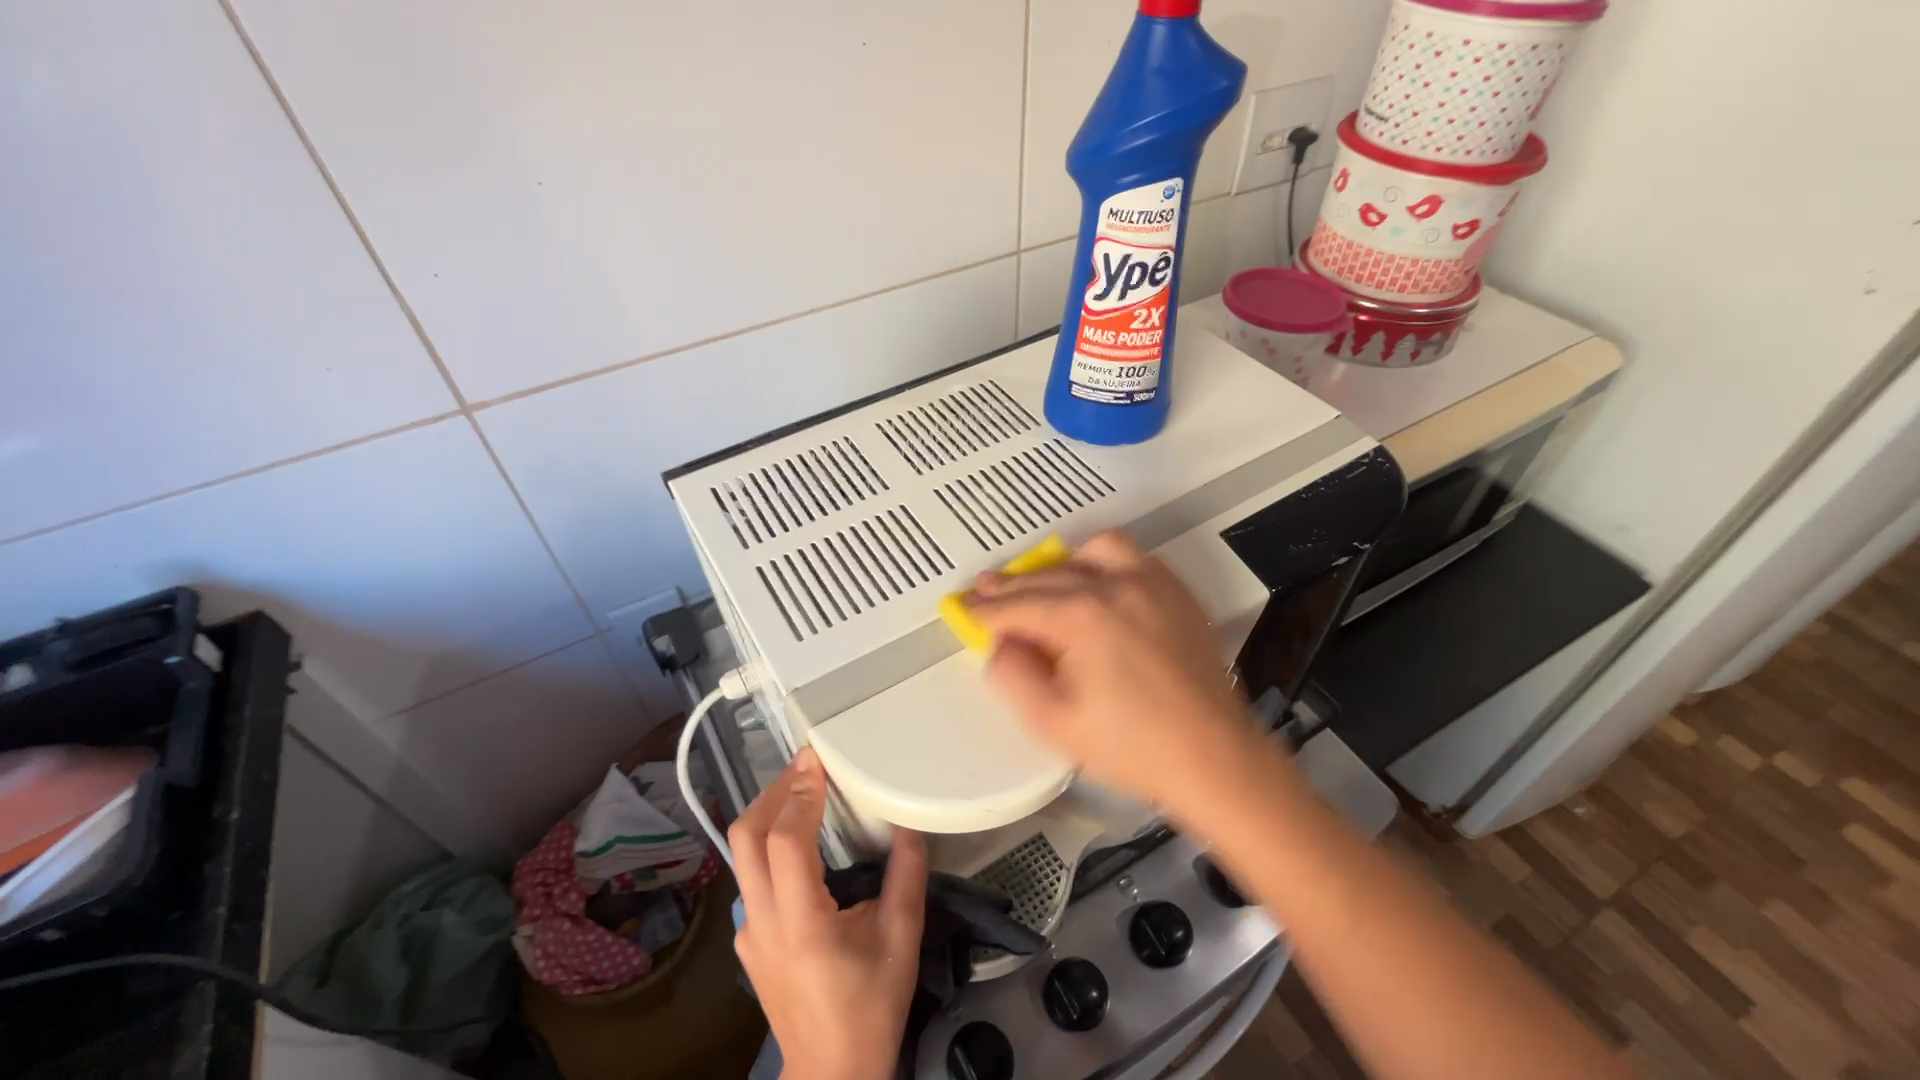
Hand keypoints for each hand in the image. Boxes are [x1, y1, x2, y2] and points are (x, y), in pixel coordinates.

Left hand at [729, 747, 927, 1079]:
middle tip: (805, 768)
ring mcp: (747, 933)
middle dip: (772, 792)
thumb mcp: (901, 940)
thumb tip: (908, 827)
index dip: (799, 794)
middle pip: (745, 837)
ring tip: (803, 794)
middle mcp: (762, 921)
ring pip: (742, 857)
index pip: (786, 840)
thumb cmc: (871, 1008)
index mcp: (801, 921)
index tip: (816, 761)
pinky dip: (768, 848)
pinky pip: (751, 881)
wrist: (831, 1071)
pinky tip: (800, 849)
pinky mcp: (747, 943)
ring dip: (768, 817)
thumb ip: (906, 877)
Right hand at [965, 530, 1271, 812]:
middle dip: (1012, 586)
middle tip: (987, 593)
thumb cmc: (1132, 746)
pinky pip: (1136, 560)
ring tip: (1048, 586)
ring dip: (1064, 565)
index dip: (985, 609)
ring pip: (1096, 550)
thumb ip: (1013, 676)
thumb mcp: (1053, 722)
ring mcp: (1154, 585)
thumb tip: (1002, 644)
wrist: (1213, 757)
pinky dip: (1108, 566)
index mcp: (1082, 615)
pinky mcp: (1179, 595)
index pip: (1018, 604)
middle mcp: (1116, 585)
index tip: (964, 608)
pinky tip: (1100, 589)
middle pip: (1049, 575)